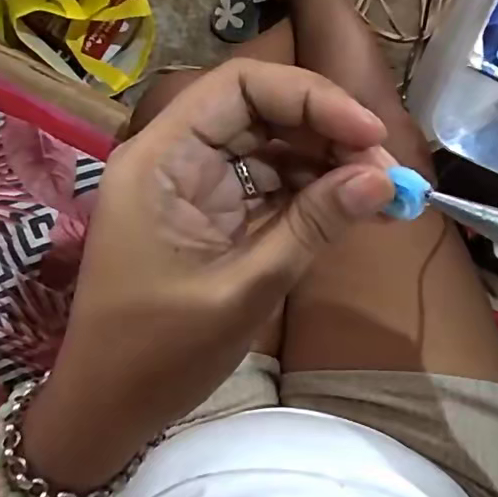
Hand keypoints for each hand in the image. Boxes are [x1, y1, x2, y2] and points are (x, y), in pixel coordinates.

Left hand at [29, 60, 397, 472]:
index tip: (369, 133)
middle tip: (388, 173)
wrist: (109, 409)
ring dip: (331, 165)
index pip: (241, 88)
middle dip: (330, 134)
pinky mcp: (218, 215)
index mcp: (163, 159)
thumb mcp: (243, 289)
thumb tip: (382, 181)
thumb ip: (312, 227)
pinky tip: (357, 209)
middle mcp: (179, 158)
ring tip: (386, 195)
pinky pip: (272, 187)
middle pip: (263, 113)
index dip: (311, 97)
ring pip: (274, 149)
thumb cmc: (157, 355)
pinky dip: (315, 195)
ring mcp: (199, 187)